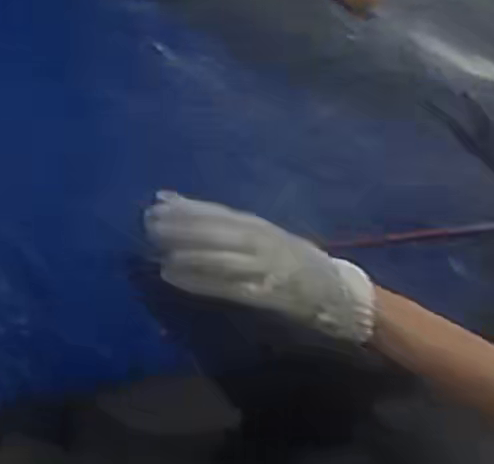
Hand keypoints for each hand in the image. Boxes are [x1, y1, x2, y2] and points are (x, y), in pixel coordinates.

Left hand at [144, 192, 375, 342]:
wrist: (343, 294)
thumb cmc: (287, 256)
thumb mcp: (251, 228)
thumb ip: (210, 214)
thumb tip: (165, 197)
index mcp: (254, 224)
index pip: (212, 212)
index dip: (181, 210)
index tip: (153, 208)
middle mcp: (260, 242)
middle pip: (212, 232)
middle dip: (178, 229)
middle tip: (149, 229)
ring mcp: (266, 268)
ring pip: (218, 258)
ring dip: (184, 255)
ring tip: (158, 253)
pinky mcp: (269, 295)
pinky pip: (229, 286)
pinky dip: (198, 280)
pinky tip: (172, 275)